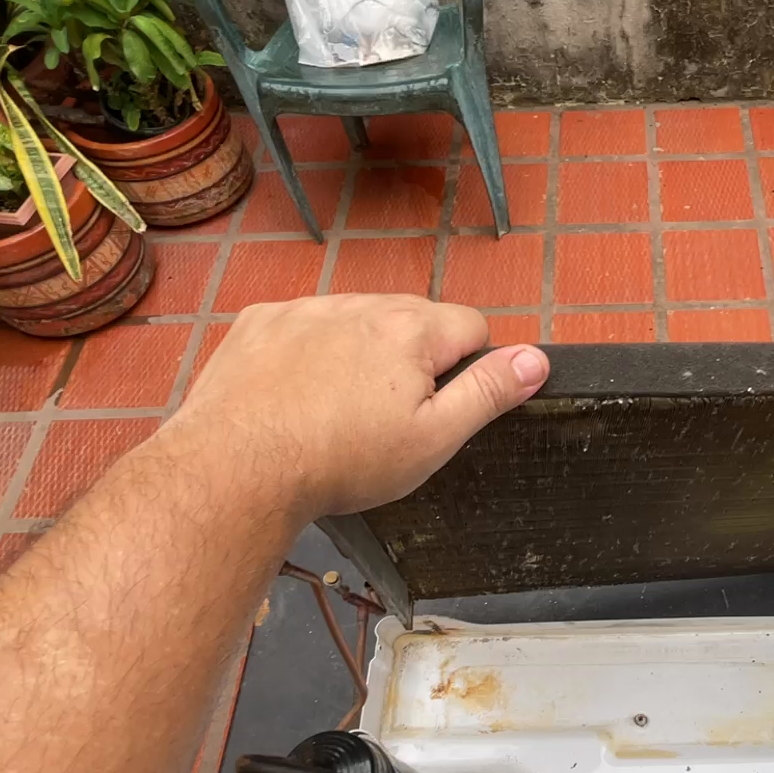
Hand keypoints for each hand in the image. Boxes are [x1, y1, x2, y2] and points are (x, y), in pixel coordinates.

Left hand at [170, 294, 548, 516]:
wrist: (237, 469)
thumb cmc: (345, 460)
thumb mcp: (435, 438)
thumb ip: (489, 392)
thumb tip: (536, 359)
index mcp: (412, 330)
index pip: (472, 327)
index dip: (470, 367)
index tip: (441, 407)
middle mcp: (361, 303)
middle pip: (415, 319)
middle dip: (417, 357)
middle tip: (393, 415)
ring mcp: (305, 308)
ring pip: (360, 319)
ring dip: (366, 350)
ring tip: (344, 407)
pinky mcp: (261, 321)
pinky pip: (307, 324)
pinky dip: (314, 349)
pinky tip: (301, 392)